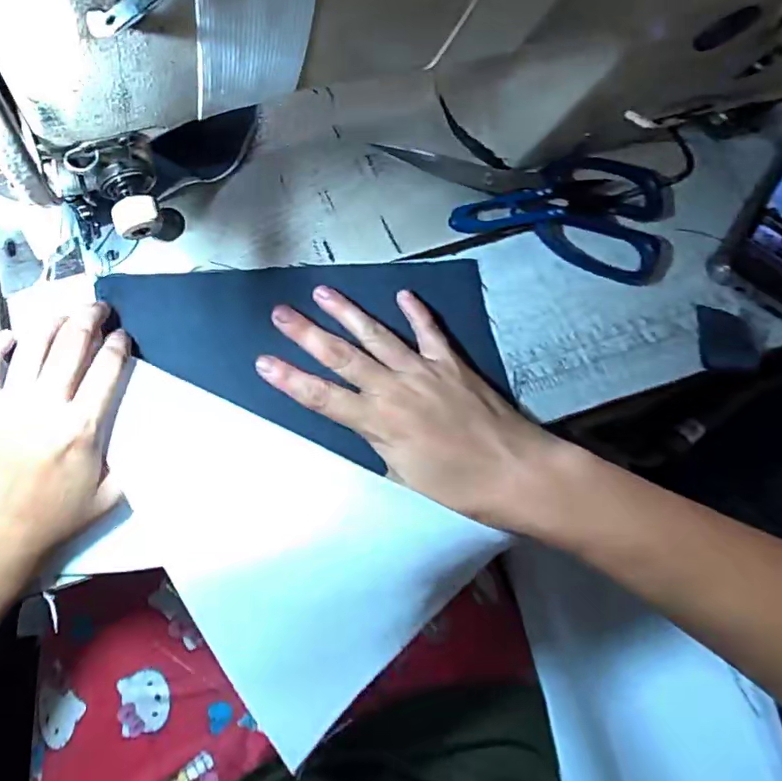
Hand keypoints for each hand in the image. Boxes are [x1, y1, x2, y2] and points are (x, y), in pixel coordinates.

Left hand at [0, 304, 128, 584]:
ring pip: (36, 343)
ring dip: (55, 322)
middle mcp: (48, 406)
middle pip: (73, 342)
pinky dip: (3, 342)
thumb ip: (129, 463)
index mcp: (82, 428)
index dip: (118, 344)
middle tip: (99, 309)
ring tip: (65, 316)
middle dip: (91, 317)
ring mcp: (10, 403)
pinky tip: (15, 336)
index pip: (107, 367)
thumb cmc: (52, 520)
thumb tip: (146, 436)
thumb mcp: (106, 498)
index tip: (122, 336)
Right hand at [254, 286, 577, 531]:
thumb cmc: (458, 488)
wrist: (517, 473)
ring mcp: (422, 371)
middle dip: (306, 333)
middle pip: (341, 356)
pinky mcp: (450, 364)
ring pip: (377, 335)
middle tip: (281, 312)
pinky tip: (404, 294)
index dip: (290, 379)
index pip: (322, 397)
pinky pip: (429, 333)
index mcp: (378, 422)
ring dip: (347, 313)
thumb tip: (365, 429)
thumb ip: (378, 448)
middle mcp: (393, 389)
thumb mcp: (404, 479)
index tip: (264, 361)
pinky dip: (416, 312)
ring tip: (323, 292)